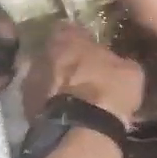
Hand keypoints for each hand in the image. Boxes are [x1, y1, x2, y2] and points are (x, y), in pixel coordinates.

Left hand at [22, 23, 144, 127]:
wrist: (82, 129)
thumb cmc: (108, 90)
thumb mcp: (130, 71)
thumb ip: (119, 60)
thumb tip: (119, 62)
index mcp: (67, 38)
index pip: (69, 28)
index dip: (80, 37)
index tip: (90, 46)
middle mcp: (43, 53)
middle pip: (53, 52)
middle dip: (66, 61)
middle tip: (82, 73)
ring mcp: (30, 80)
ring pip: (45, 76)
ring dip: (56, 83)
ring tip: (74, 97)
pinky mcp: (26, 106)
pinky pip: (42, 99)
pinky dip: (51, 103)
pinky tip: (67, 112)